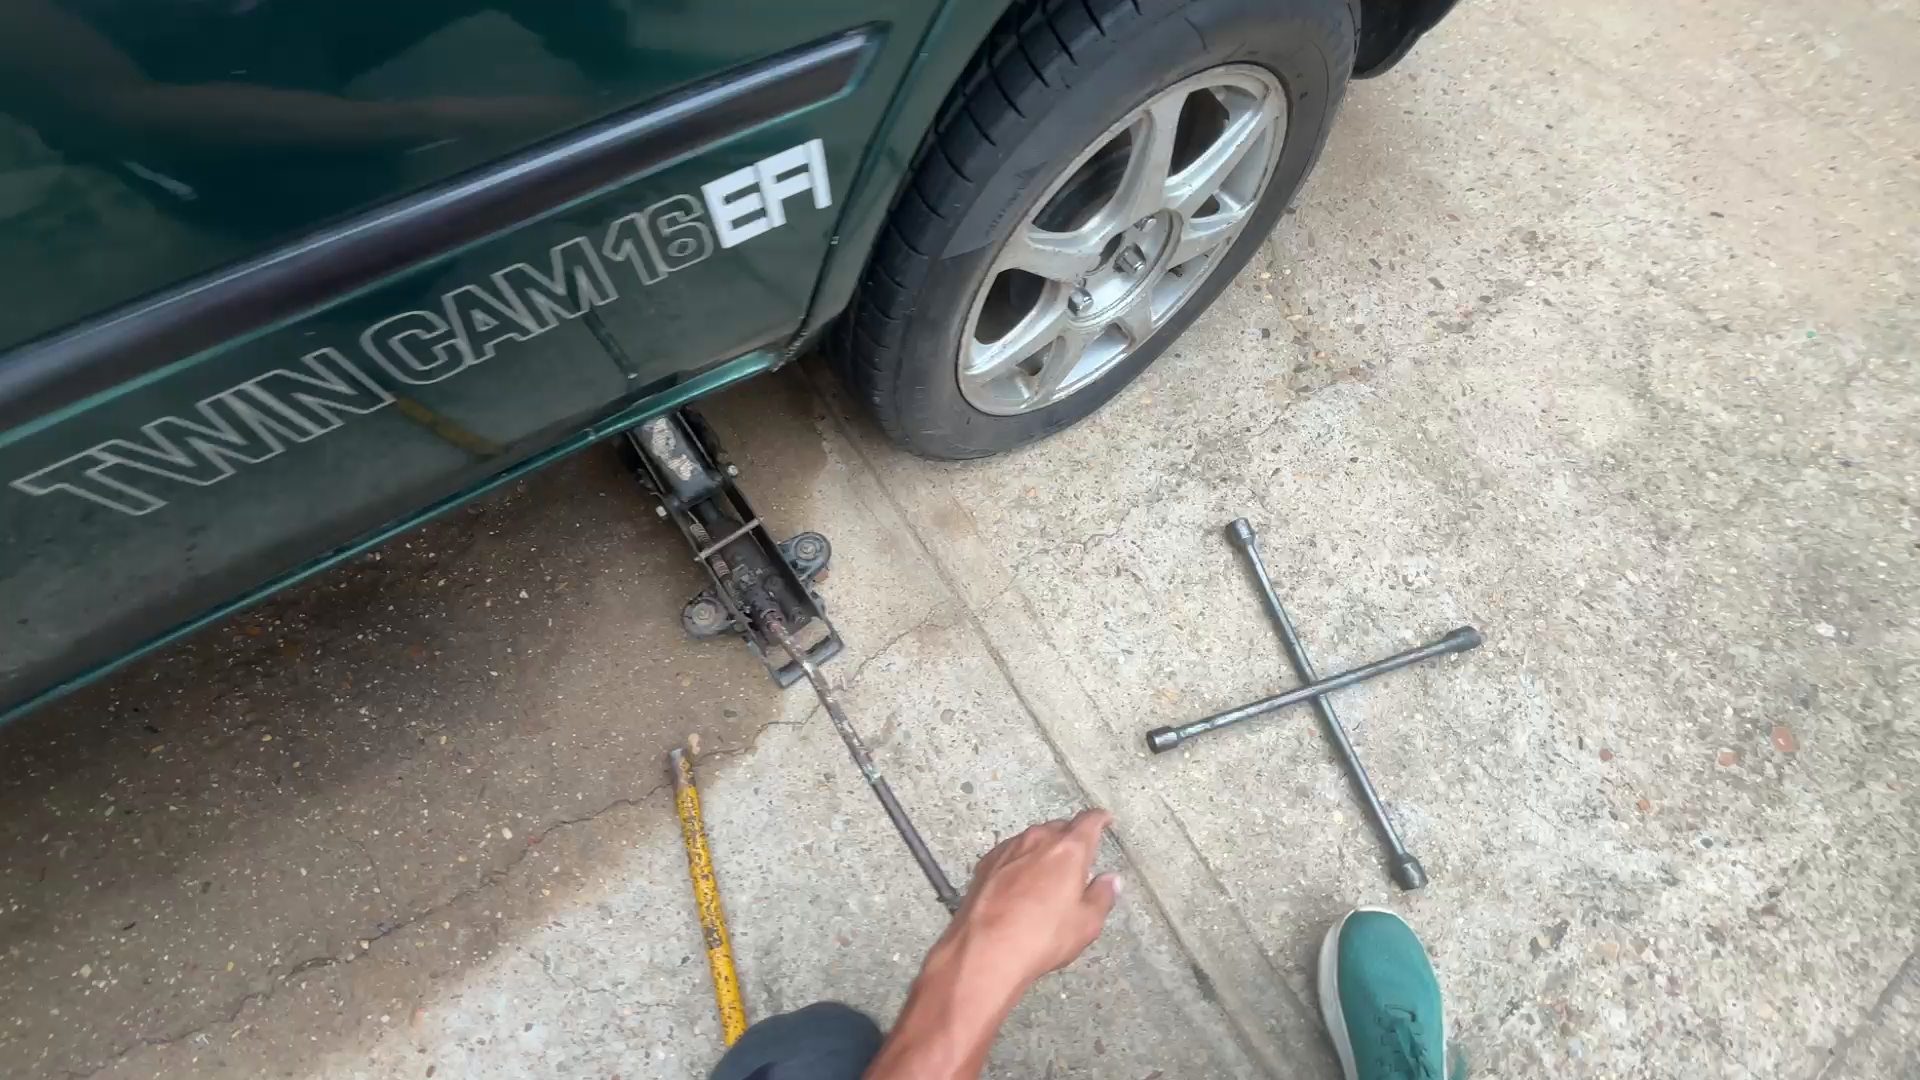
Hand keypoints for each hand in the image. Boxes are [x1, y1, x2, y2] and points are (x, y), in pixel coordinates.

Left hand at [863, 810, 1120, 1079]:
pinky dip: (1022, 860)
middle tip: (1079, 856)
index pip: (1089, 822)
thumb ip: (1102, 896)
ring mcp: (1010, 847)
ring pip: (1034, 838)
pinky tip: (1021, 883)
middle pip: (1060, 827)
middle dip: (1072, 837)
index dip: (1100, 819)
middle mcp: (1039, 839)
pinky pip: (1012, 852)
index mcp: (1068, 849)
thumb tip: (1111, 881)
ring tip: (1049, 874)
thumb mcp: (1086, 924)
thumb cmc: (1040, 936)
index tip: (1104, 819)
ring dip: (1045, 849)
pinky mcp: (988, 860)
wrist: (986, 947)